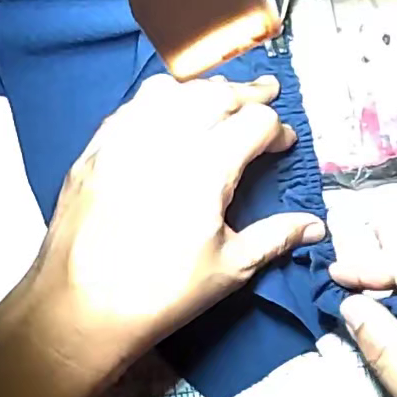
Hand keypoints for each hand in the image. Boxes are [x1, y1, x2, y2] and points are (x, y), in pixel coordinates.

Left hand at [0, 73, 324, 390]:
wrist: (81, 307)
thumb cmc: (163, 292)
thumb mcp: (231, 267)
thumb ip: (276, 236)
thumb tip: (315, 226)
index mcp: (206, 168)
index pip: (254, 123)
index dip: (277, 129)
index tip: (284, 143)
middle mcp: (165, 140)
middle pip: (215, 94)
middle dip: (247, 94)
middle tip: (266, 95)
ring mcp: (124, 139)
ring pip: (171, 90)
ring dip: (203, 90)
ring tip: (220, 99)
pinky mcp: (95, 148)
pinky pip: (132, 105)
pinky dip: (160, 101)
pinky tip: (168, 115)